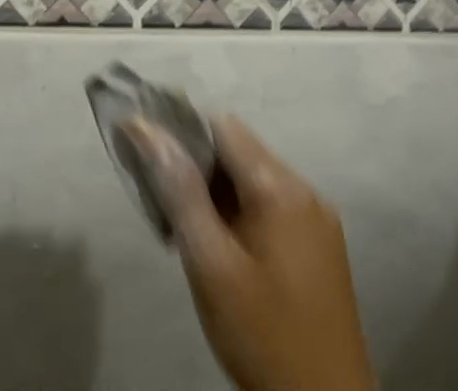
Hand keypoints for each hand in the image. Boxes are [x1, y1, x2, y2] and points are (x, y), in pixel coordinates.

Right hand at [128, 115, 375, 390]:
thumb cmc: (260, 331)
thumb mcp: (209, 261)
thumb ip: (178, 189)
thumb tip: (144, 127)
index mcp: (282, 189)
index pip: (222, 126)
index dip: (178, 129)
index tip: (141, 152)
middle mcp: (305, 193)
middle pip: (236, 151)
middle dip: (191, 164)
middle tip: (154, 199)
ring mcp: (315, 221)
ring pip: (249, 180)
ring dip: (209, 191)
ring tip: (176, 227)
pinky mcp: (316, 247)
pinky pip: (266, 207)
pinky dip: (232, 212)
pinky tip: (210, 245)